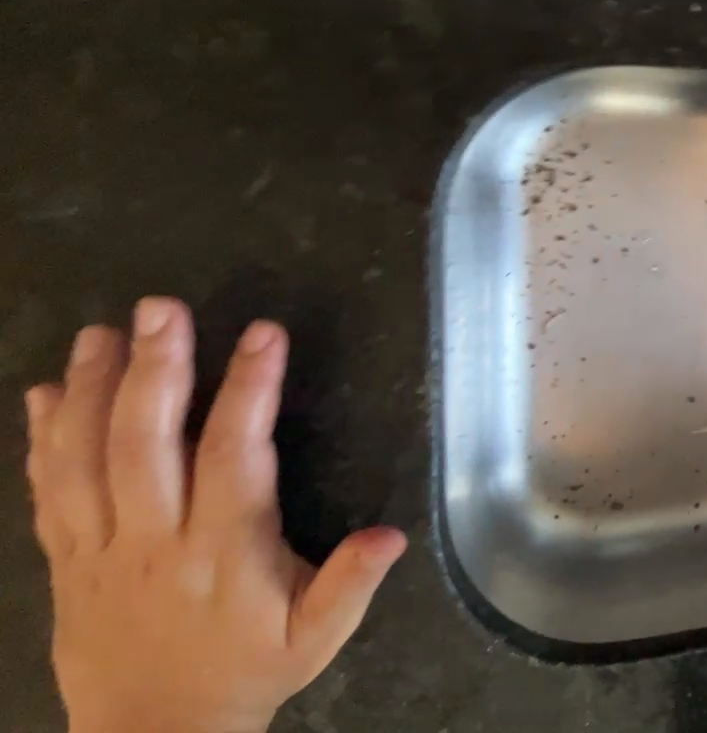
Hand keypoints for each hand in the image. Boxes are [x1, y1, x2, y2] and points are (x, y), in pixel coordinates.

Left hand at [24, 297, 405, 732]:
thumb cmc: (252, 668)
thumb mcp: (319, 635)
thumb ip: (350, 583)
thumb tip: (391, 533)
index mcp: (223, 550)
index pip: (232, 455)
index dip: (247, 391)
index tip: (262, 334)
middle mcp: (154, 540)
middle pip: (143, 446)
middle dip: (156, 370)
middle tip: (161, 308)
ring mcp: (100, 551)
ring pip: (85, 461)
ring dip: (94, 391)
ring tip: (104, 331)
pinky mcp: (67, 563)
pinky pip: (47, 494)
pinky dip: (43, 440)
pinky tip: (48, 394)